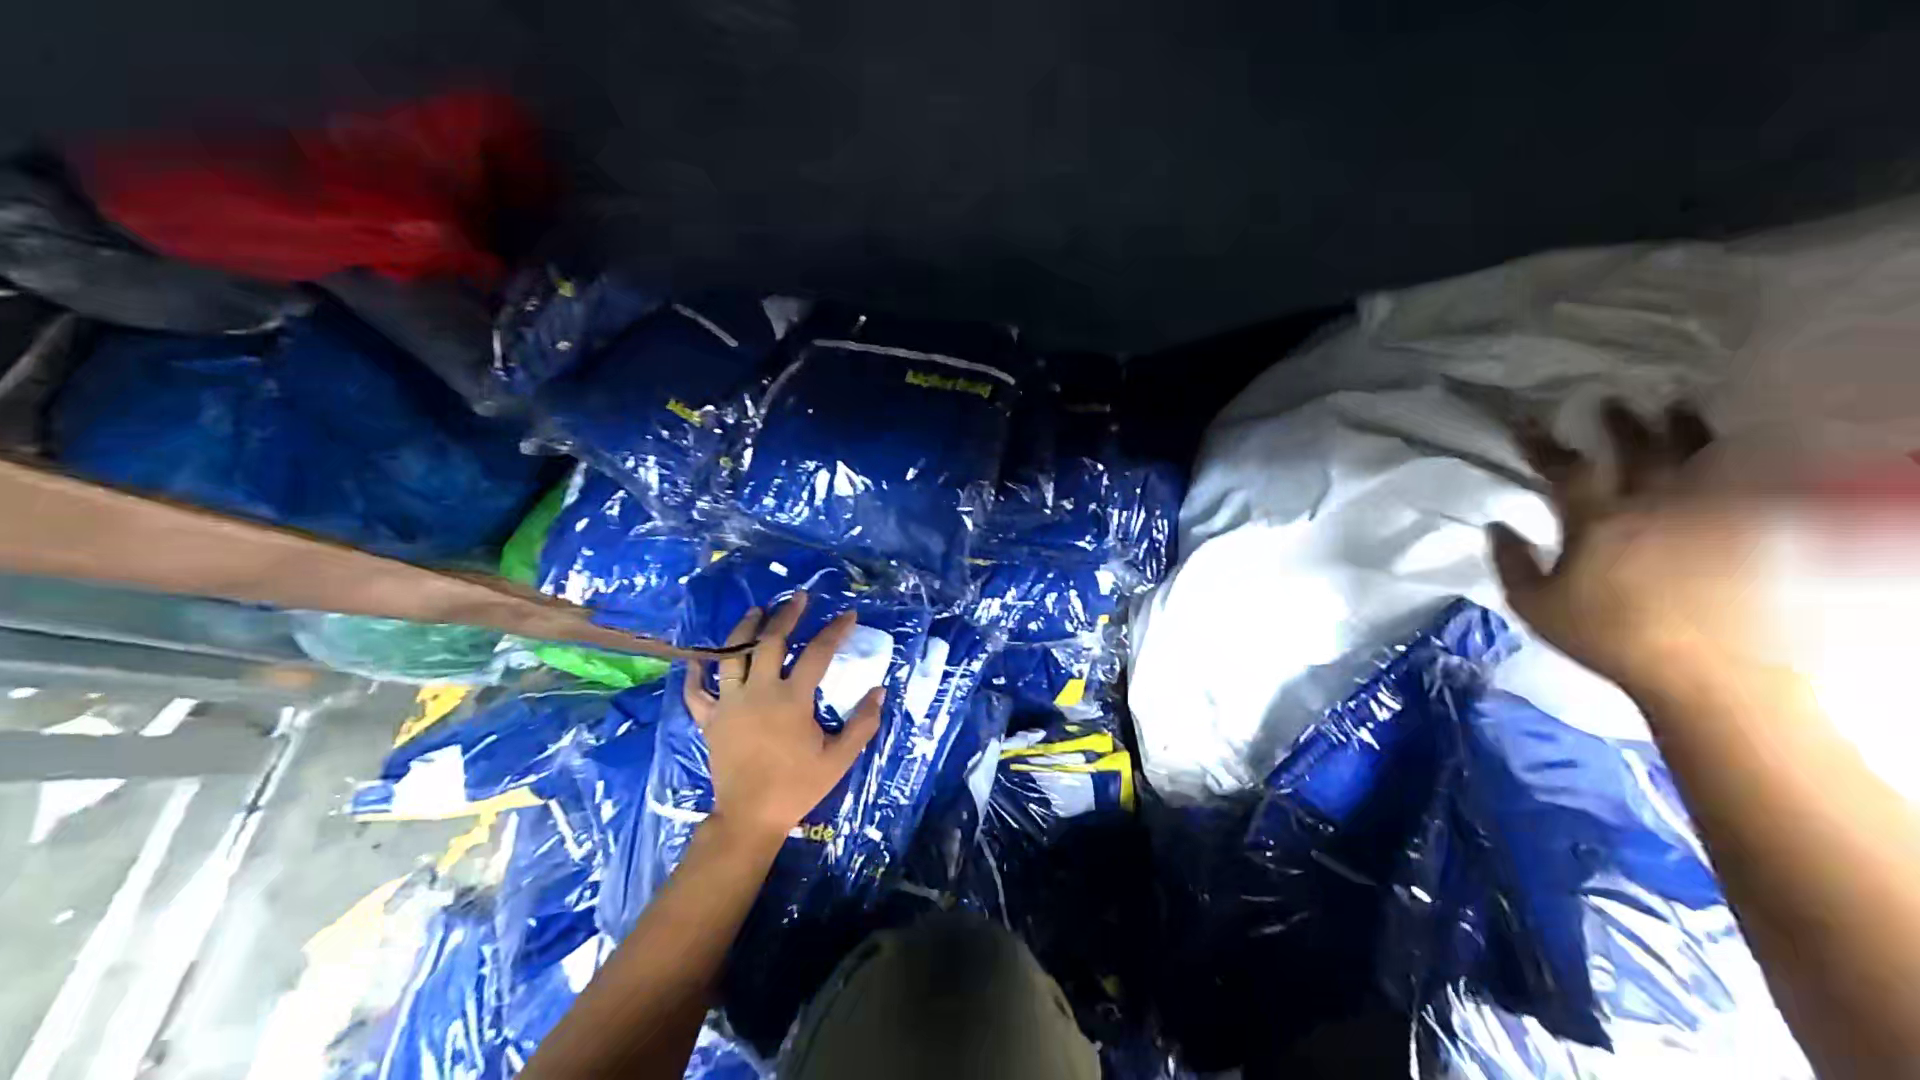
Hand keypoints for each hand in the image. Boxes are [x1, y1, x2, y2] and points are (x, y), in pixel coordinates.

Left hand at [683, 591, 885, 840]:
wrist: (750, 817)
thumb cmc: (798, 787)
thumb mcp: (839, 759)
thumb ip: (862, 723)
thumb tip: (879, 691)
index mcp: (792, 699)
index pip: (818, 653)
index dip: (836, 631)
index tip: (849, 615)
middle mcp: (759, 692)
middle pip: (771, 641)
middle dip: (787, 615)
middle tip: (798, 598)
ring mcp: (730, 704)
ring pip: (733, 655)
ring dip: (745, 629)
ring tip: (756, 611)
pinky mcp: (710, 720)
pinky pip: (698, 691)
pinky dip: (698, 672)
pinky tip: (703, 657)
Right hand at [1490, 402, 1772, 696]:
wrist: (1697, 668)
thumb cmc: (1604, 636)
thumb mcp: (1535, 605)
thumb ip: (1511, 562)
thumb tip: (1496, 524)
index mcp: (1594, 524)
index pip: (1564, 470)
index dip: (1542, 443)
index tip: (1525, 421)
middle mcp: (1648, 508)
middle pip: (1634, 451)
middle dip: (1619, 423)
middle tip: (1608, 402)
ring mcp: (1699, 517)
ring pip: (1691, 458)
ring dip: (1678, 429)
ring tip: (1673, 407)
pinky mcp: (1735, 533)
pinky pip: (1734, 483)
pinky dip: (1724, 460)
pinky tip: (1716, 451)